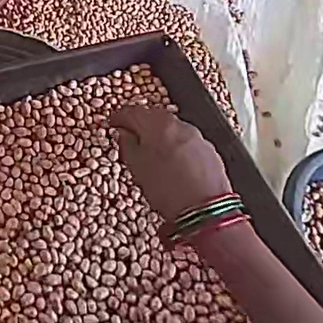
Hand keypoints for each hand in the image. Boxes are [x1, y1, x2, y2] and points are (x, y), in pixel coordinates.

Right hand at [109, 106, 233, 226]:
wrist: (205, 211)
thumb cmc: (167, 189)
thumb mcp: (136, 167)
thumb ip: (127, 145)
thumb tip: (124, 134)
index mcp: (157, 125)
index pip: (132, 111)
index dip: (119, 117)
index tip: (113, 123)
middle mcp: (178, 125)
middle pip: (153, 116)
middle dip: (140, 123)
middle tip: (129, 133)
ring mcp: (196, 137)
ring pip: (171, 128)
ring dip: (158, 134)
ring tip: (149, 150)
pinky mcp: (209, 151)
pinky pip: (186, 141)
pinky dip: (174, 145)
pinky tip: (170, 160)